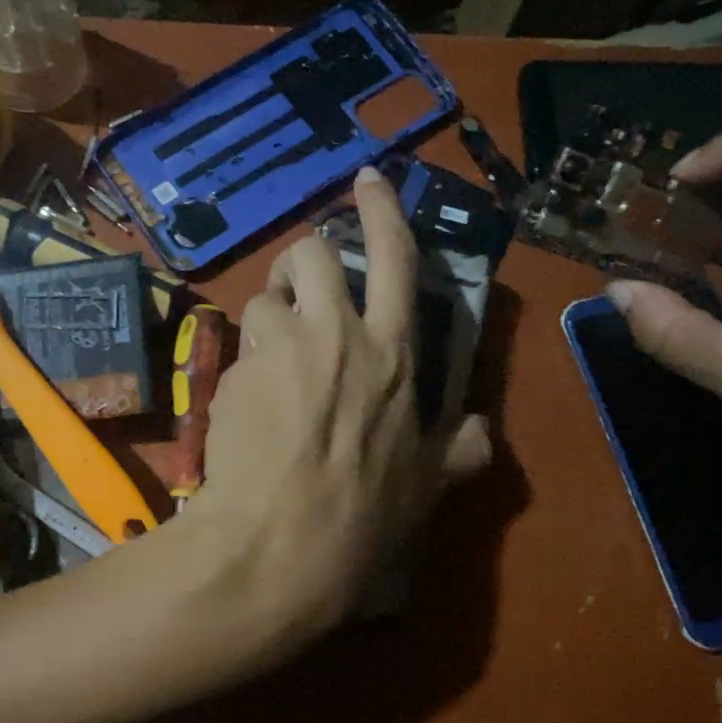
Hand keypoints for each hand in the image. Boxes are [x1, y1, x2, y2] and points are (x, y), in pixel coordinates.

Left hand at [189, 167, 490, 624]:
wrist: (277, 546)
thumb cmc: (362, 518)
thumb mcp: (427, 486)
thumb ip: (461, 451)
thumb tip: (487, 432)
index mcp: (392, 353)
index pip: (393, 258)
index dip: (380, 210)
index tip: (367, 176)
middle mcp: (336, 335)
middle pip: (311, 253)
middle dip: (302, 260)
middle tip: (299, 291)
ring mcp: (280, 350)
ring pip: (264, 295)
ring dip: (268, 315)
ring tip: (271, 358)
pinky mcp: (234, 373)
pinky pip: (238, 347)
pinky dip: (244, 364)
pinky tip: (247, 408)